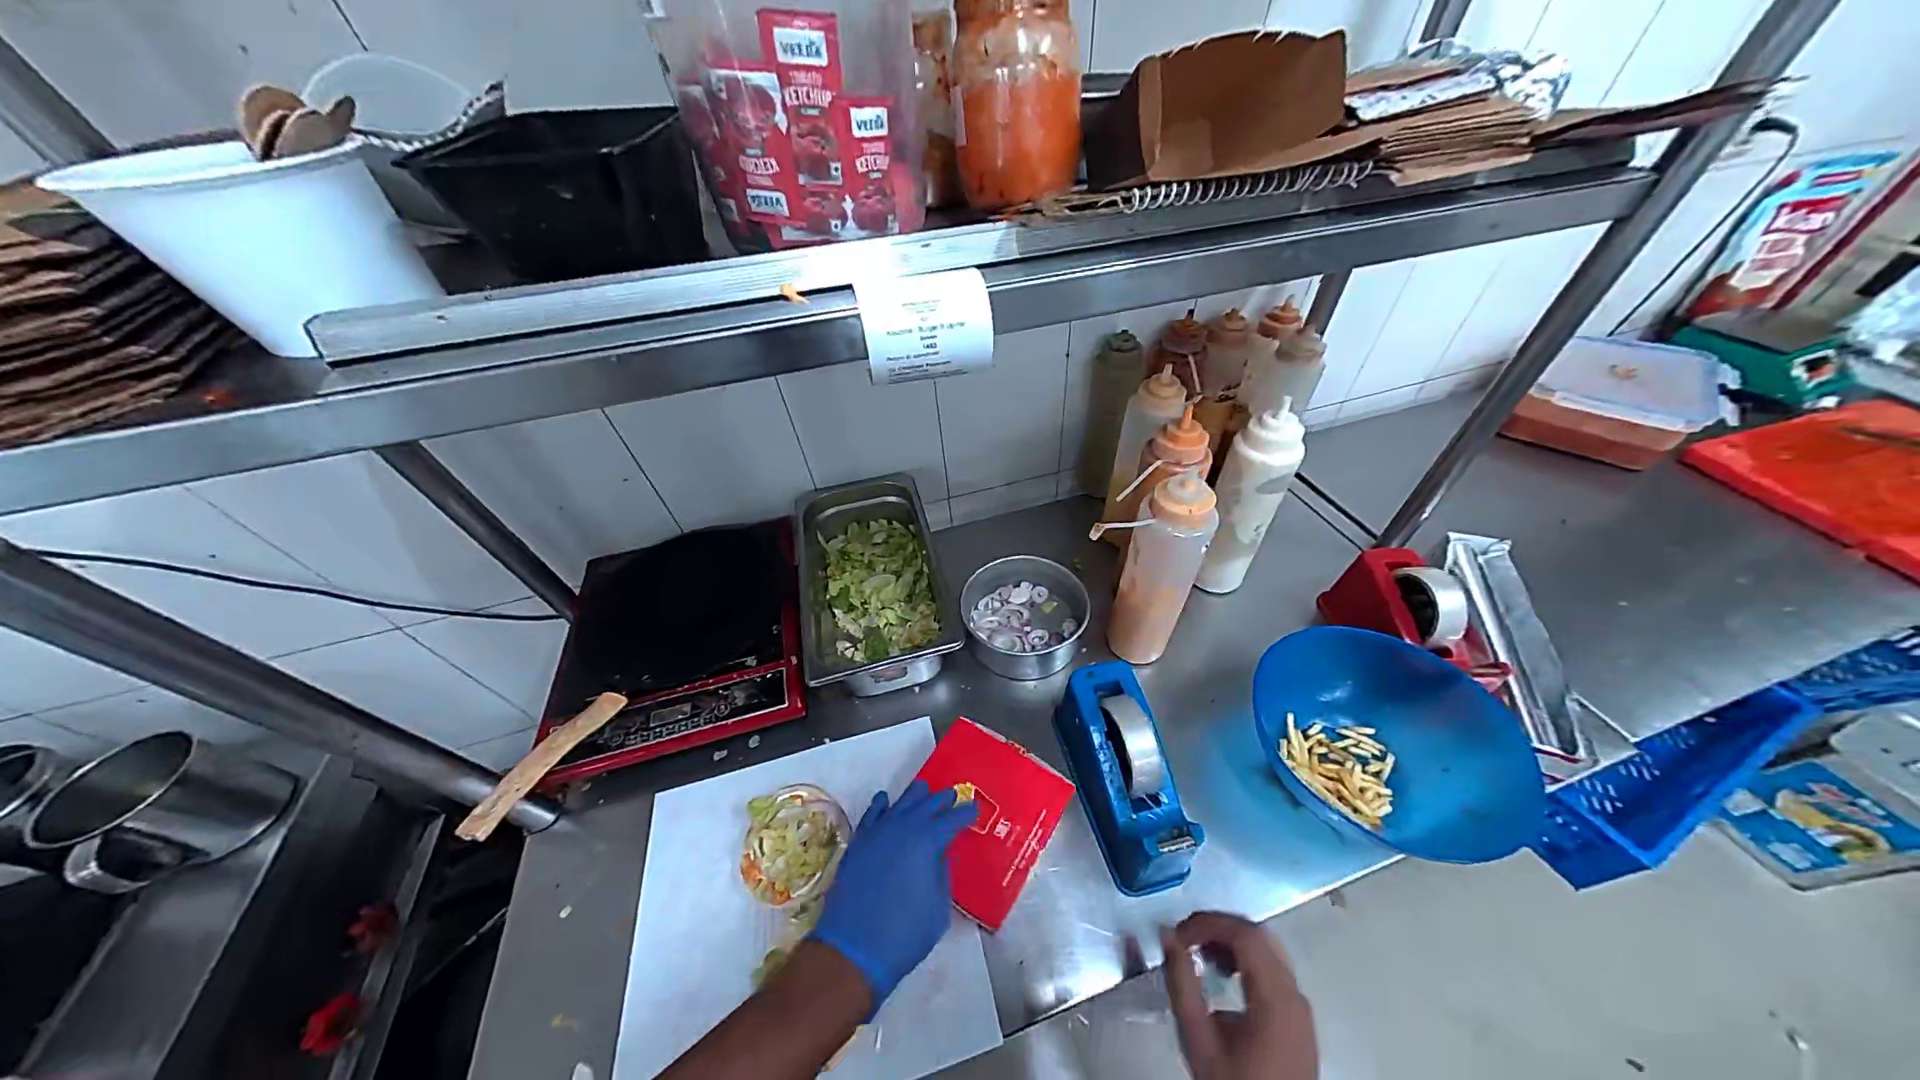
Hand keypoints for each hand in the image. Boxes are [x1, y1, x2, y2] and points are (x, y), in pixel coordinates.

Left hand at [810, 780, 976, 1006]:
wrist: (855, 947)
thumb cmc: (905, 933)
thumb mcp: (938, 906)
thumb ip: (942, 873)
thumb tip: (941, 854)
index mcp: (928, 840)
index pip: (952, 819)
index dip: (965, 813)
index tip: (973, 810)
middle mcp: (904, 827)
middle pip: (927, 803)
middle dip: (942, 800)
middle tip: (953, 798)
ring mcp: (878, 832)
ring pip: (900, 802)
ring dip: (915, 797)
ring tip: (924, 791)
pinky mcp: (858, 842)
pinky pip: (872, 814)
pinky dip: (881, 805)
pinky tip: (885, 801)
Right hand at [1162, 912, 1316, 1079]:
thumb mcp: (1197, 1038)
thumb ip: (1181, 983)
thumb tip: (1168, 938)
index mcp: (1276, 999)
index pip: (1244, 935)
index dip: (1208, 923)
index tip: (1178, 933)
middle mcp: (1295, 997)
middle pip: (1258, 936)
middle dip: (1217, 926)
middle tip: (1185, 936)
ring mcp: (1301, 1008)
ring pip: (1267, 949)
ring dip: (1230, 940)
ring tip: (1198, 952)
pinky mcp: (1299, 1018)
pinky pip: (1272, 968)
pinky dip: (1244, 958)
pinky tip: (1222, 974)